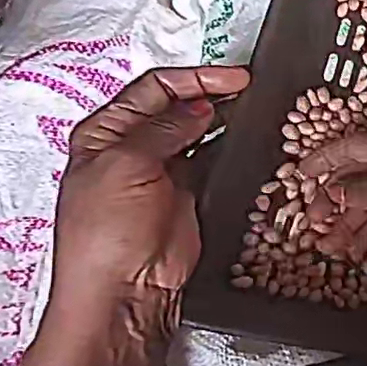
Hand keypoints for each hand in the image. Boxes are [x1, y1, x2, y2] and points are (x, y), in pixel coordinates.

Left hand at [22, 66, 249, 365]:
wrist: (126, 287)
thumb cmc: (108, 228)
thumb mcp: (127, 165)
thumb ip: (166, 130)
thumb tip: (200, 106)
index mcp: (107, 131)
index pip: (155, 89)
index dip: (196, 78)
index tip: (236, 78)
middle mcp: (136, 146)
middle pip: (180, 107)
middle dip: (214, 94)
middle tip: (253, 88)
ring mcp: (167, 170)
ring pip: (202, 132)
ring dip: (226, 119)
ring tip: (259, 111)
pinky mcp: (193, 194)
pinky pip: (216, 162)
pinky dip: (233, 149)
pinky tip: (253, 141)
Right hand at [297, 131, 366, 262]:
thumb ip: (366, 192)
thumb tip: (332, 188)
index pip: (353, 147)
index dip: (323, 160)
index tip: (298, 174)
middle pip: (356, 177)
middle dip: (332, 201)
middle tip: (312, 224)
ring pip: (366, 201)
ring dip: (347, 223)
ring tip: (328, 246)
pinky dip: (366, 232)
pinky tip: (351, 250)